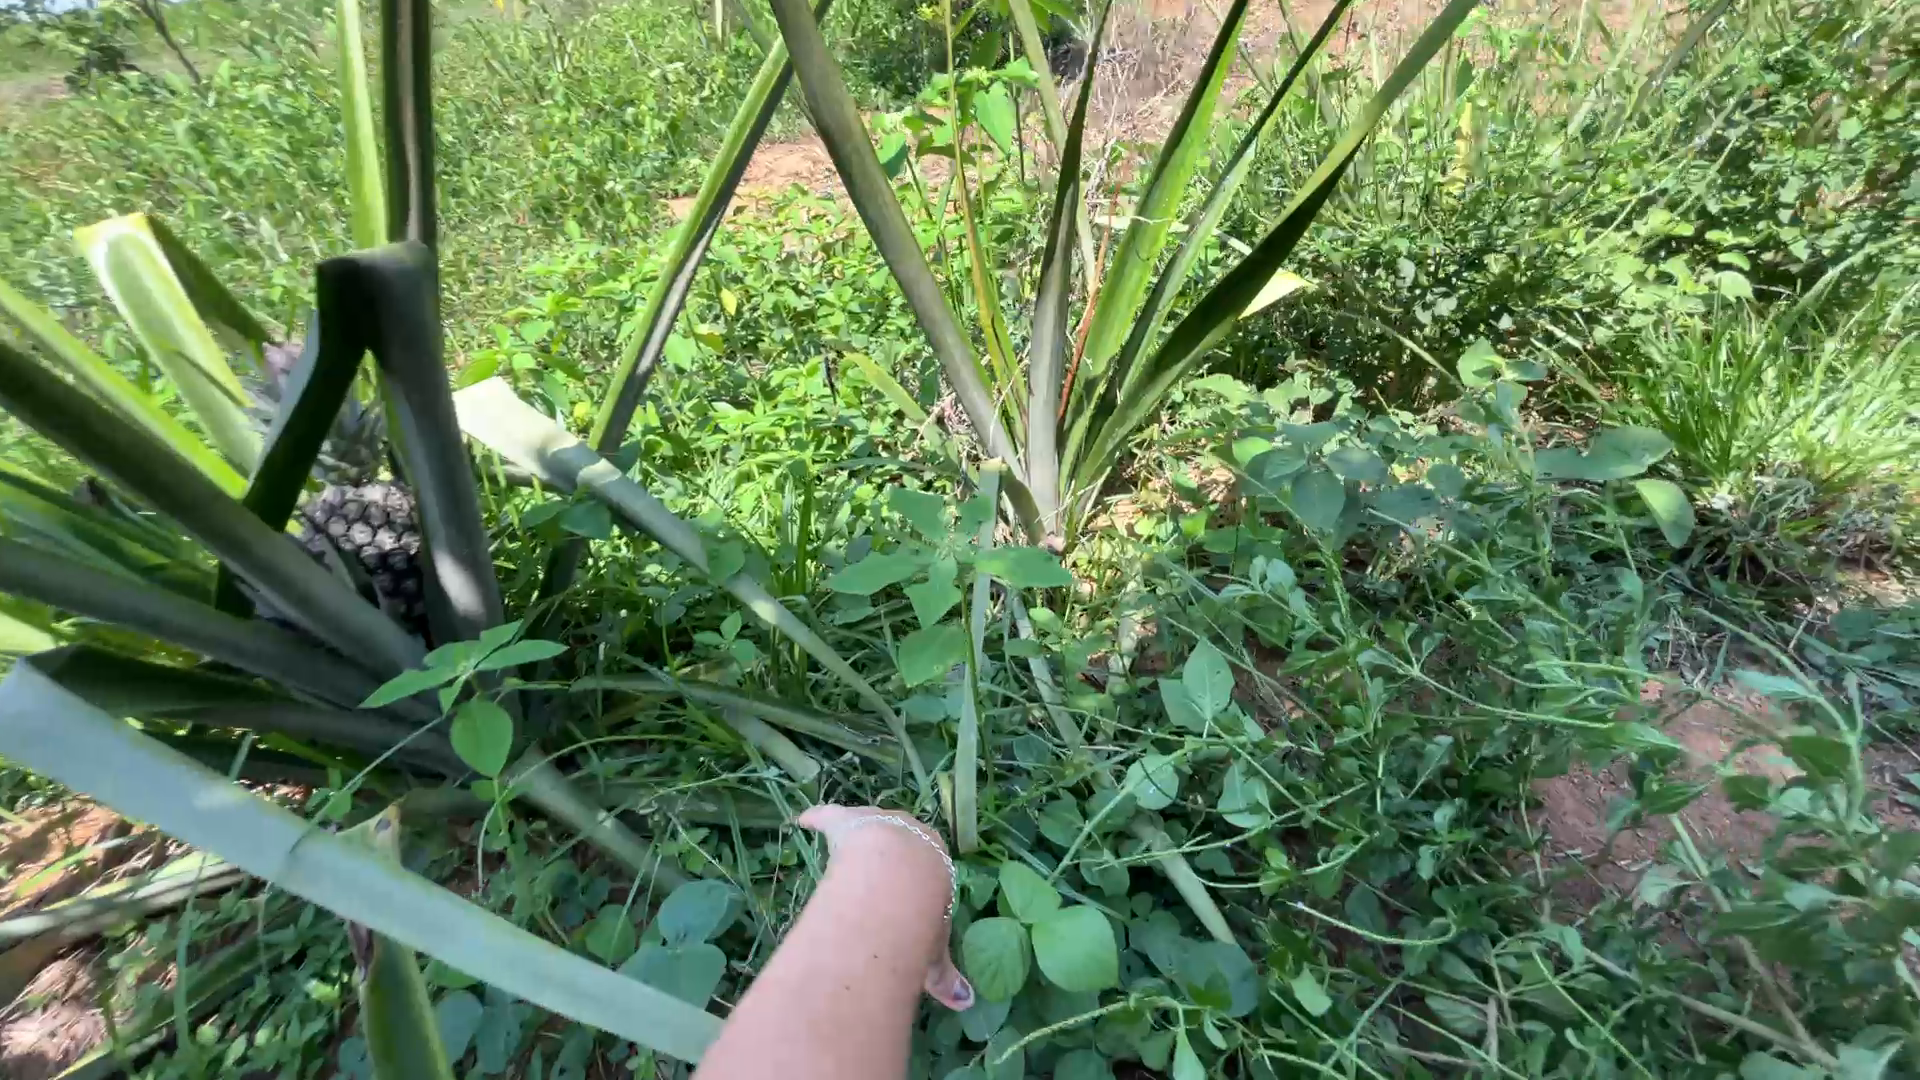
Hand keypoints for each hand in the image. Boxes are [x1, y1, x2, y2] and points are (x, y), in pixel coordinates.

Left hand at [795, 804, 974, 1011]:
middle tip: (882, 867)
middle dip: (894, 850)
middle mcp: (910, 833)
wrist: (898, 878)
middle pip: (903, 837)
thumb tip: (967, 1003)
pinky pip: (830, 815)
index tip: (911, 887)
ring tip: (852, 843)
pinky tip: (803, 821)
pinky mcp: (847, 821)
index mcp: (937, 859)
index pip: (930, 862)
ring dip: (863, 832)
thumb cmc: (921, 914)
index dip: (919, 875)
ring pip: (871, 822)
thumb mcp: (934, 949)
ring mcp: (878, 822)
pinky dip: (817, 818)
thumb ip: (944, 974)